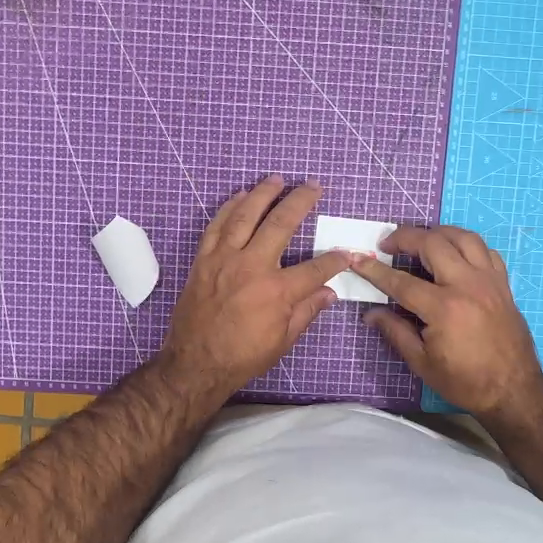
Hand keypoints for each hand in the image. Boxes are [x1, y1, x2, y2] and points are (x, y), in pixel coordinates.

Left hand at [161, 176, 355, 397]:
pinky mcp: (203, 260)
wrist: (195, 363)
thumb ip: (306, 311)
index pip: (316, 268)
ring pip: (245, 214)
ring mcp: (224, 259)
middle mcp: (252, 266)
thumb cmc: (242, 357)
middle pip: (282, 223)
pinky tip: (240, 196)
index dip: (335, 260)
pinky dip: (229, 207)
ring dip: (263, 193)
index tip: (347, 253)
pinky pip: (217, 225)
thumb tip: (328, 293)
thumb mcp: (282, 340)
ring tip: (277, 178)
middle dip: (302, 201)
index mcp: (277, 291)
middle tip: (314, 185)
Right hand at [352, 226, 542, 420]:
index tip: (357, 259)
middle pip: (433, 243)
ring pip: (463, 237)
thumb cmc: (464, 381)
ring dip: (438, 233)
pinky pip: (485, 251)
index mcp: (444, 308)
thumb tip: (370, 313)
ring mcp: (489, 281)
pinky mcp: (503, 284)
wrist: (513, 389)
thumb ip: (395, 331)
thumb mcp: (422, 362)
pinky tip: (454, 254)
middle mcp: (468, 286)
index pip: (401, 281)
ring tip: (420, 240)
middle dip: (405, 237)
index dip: (375, 270)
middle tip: (388, 244)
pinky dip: (466, 246)